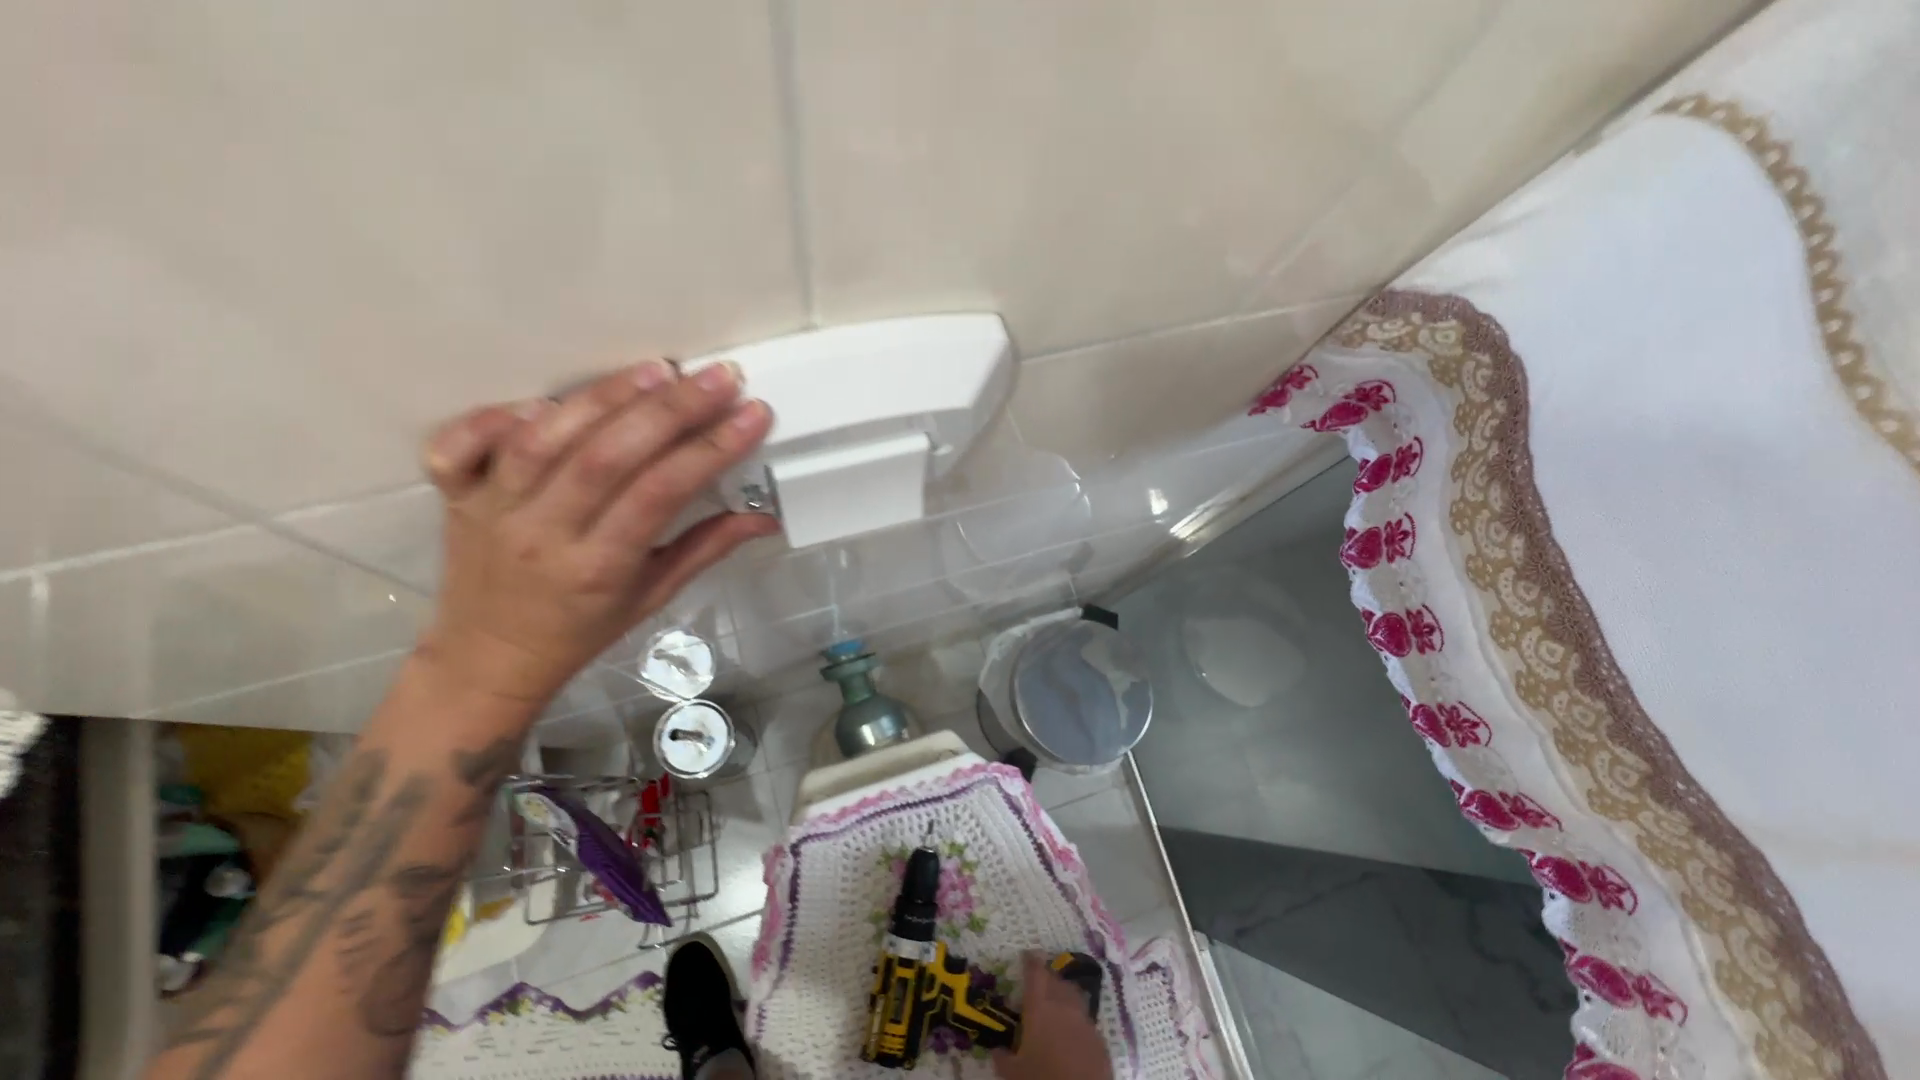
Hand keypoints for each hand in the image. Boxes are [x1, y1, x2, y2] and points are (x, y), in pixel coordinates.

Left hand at [415, 359, 779, 704]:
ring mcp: (493, 510)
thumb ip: (705, 550)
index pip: (661, 493)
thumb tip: (766, 516)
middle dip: (671, 410)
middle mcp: (544, 533)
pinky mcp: (455, 496)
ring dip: (603, 397)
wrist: (490, 659)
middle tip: (719, 376)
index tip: (753, 414)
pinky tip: (543, 399)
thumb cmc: (581, 630)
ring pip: (545, 440)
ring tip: (657, 370)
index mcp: (599, 568)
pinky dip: (492, 416)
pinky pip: (458, 448)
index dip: (712, 449)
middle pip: (607, 456)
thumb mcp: (652, 598)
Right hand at [993, 952, 1113, 1079]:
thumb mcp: (1013, 1073)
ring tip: (1055, 1000)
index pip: (1035, 973)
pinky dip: (1076, 1017)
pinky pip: (1085, 1018)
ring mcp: (1085, 1021)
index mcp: (1040, 1009)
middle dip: (1047, 977)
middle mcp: (1063, 1007)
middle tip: (1038, 981)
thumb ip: (1003, 1058)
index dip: (1030, 961)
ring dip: (1063, 992)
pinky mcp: (1099, 1038)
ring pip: (1073, 995)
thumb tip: (997, 1050)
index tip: (1026, 953)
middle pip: (1056, 980)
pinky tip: (1070, 1031)